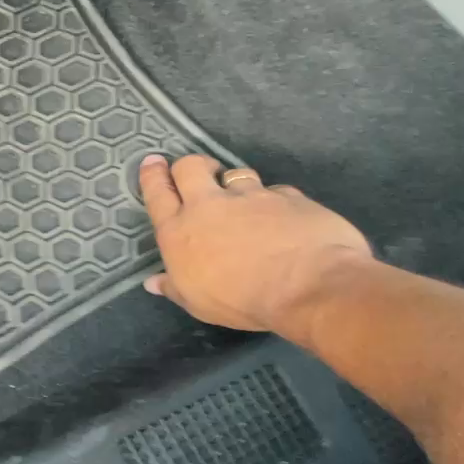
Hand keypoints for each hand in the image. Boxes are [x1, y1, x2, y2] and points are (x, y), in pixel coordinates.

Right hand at [139, 154, 372, 334]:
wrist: (311, 289)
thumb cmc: (241, 299)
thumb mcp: (196, 302)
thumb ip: (173, 287)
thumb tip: (152, 283)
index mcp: (178, 230)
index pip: (157, 192)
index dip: (152, 174)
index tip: (152, 161)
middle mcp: (210, 205)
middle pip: (191, 167)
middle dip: (190, 166)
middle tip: (199, 173)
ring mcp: (253, 197)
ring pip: (237, 174)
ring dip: (237, 184)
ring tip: (247, 200)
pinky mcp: (292, 198)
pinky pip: (279, 191)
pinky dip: (277, 200)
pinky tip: (285, 216)